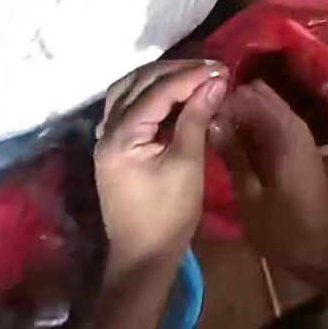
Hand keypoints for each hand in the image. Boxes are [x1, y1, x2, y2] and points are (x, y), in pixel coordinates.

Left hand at [93, 61, 228, 276]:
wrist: (142, 260)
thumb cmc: (168, 216)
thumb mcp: (188, 164)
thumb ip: (197, 117)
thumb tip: (215, 81)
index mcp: (123, 136)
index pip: (159, 90)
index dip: (191, 75)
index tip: (221, 69)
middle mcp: (108, 130)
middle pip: (140, 81)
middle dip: (176, 71)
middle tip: (209, 68)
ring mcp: (106, 137)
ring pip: (129, 88)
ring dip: (160, 76)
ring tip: (191, 74)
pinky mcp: (113, 144)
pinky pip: (127, 103)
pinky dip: (149, 91)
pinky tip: (170, 93)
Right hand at [211, 81, 327, 276]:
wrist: (327, 247)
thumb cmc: (287, 228)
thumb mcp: (251, 198)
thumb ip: (233, 156)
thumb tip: (211, 124)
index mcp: (282, 130)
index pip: (246, 96)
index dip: (221, 104)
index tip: (200, 121)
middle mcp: (291, 120)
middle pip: (256, 93)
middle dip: (232, 103)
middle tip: (208, 126)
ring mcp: (296, 129)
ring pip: (263, 103)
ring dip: (242, 113)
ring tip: (217, 135)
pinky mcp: (296, 141)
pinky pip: (270, 118)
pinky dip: (252, 124)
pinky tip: (235, 144)